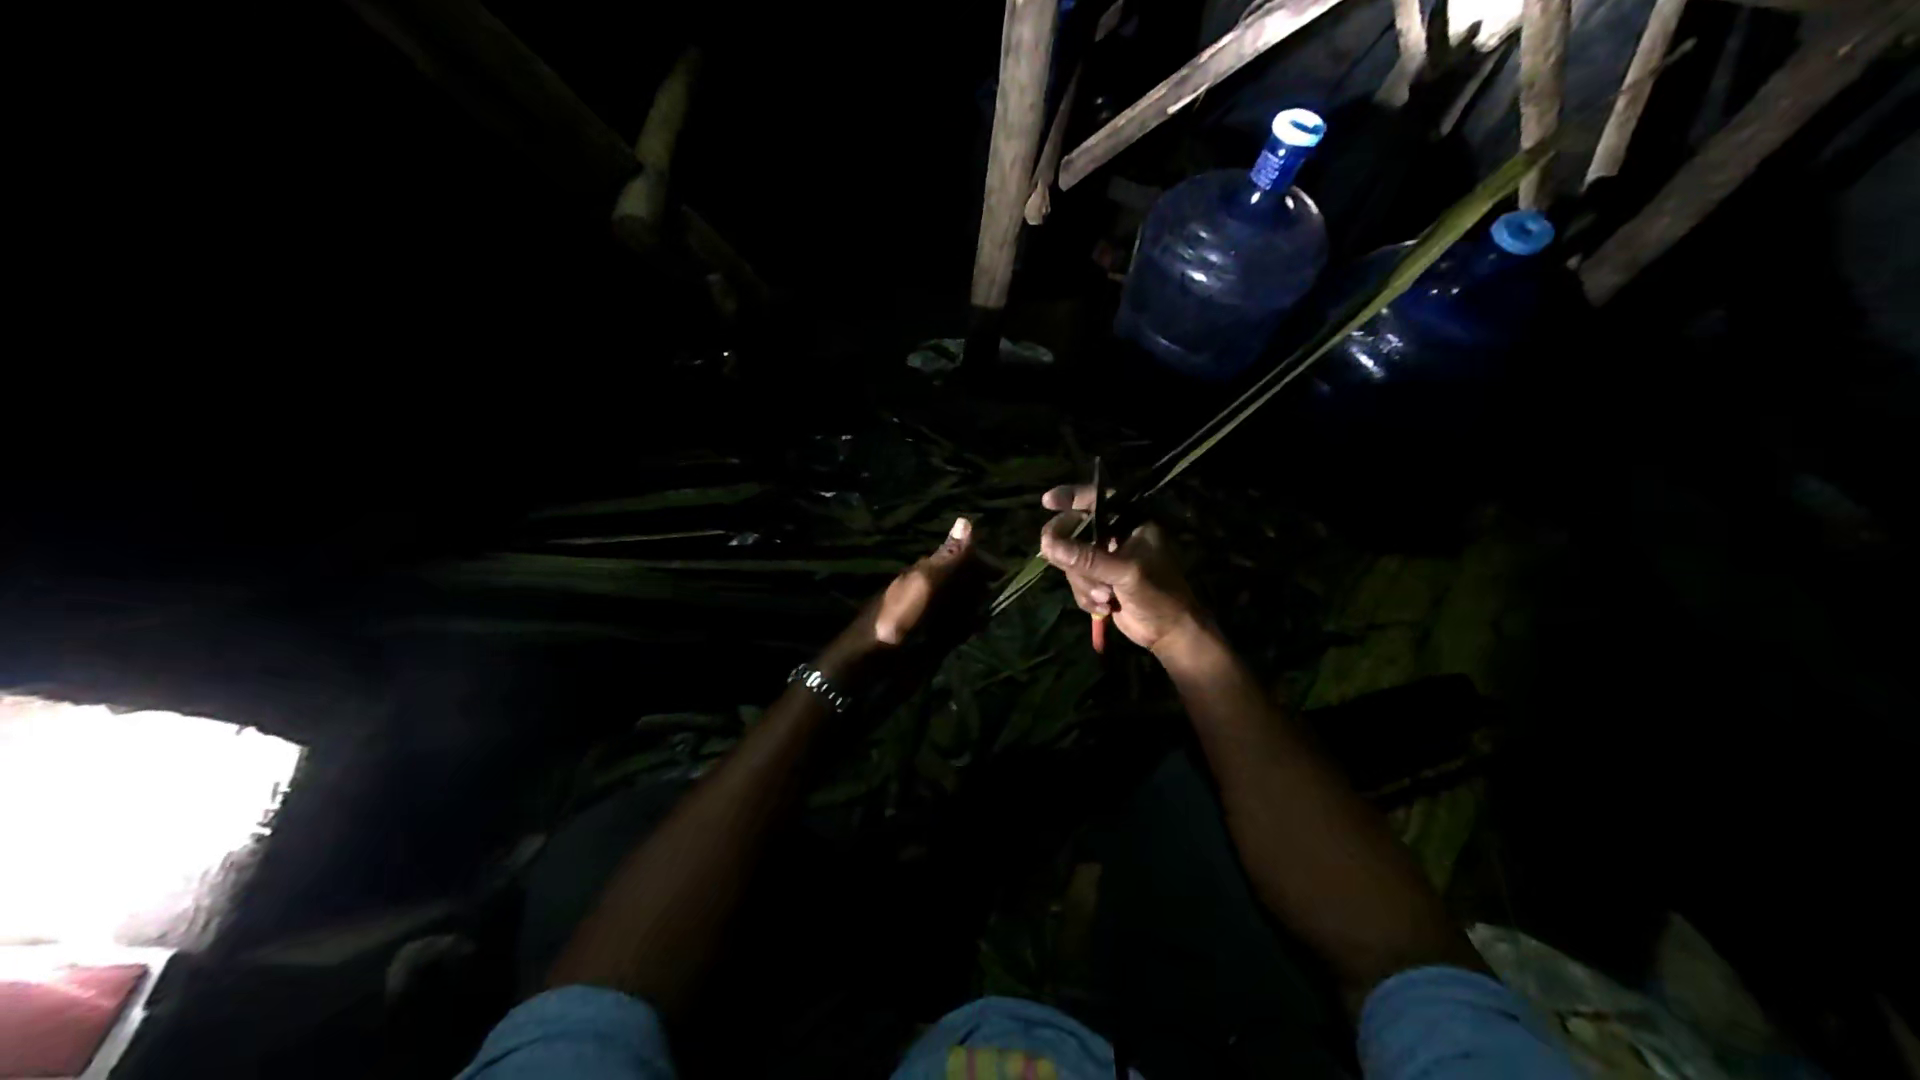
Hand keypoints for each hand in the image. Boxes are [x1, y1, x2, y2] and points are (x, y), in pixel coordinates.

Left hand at [819, 517, 978, 681]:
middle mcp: (931, 589)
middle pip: (966, 581)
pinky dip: (968, 628)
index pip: (961, 558)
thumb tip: (966, 520)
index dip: (982, 563)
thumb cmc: (897, 618)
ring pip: (966, 605)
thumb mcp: (925, 583)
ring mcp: (934, 616)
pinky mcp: (936, 640)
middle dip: (981, 588)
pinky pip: (960, 628)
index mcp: (926, 572)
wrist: (872, 663)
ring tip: (981, 619)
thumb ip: (948, 557)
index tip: (1002, 574)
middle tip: (990, 600)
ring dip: (977, 609)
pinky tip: (971, 633)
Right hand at [1039, 486, 1204, 654]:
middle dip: (1074, 558)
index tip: (1047, 502)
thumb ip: (1088, 558)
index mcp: (1131, 523)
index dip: (1070, 497)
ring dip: (1084, 583)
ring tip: (1105, 597)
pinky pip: (1076, 580)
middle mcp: (1116, 537)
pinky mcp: (1099, 581)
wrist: (1169, 632)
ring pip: (1072, 561)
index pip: (1097, 500)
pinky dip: (1085, 596)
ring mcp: (1106, 559)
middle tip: (1058, 559)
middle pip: (1075, 533)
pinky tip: (1105, 607)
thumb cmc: (1158, 594)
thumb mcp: (1125, 573)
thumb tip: (1048, 545)